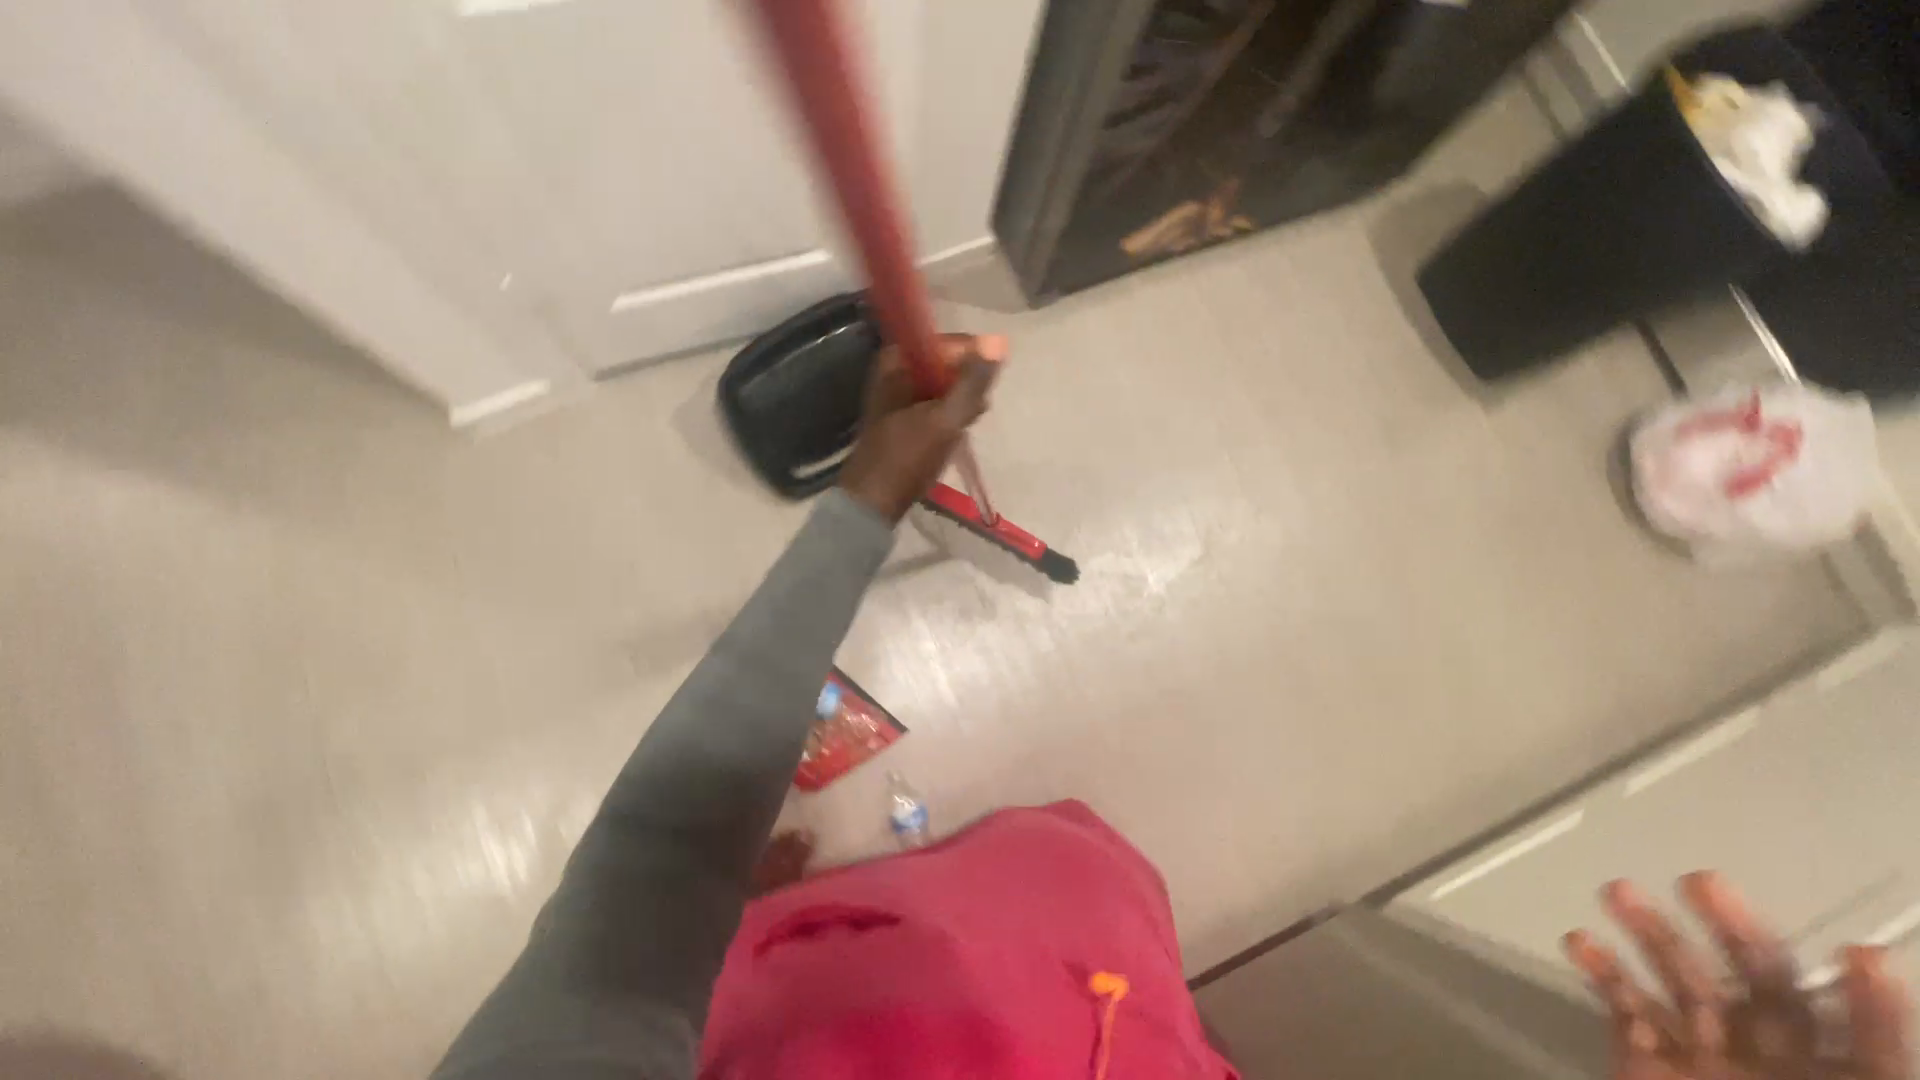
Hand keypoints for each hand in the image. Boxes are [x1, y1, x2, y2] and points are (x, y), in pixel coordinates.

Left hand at [838, 333, 1004, 523]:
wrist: (871, 502)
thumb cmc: (906, 458)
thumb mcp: (945, 418)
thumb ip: (972, 381)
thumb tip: (998, 341)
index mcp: (896, 362)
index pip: (946, 342)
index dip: (972, 357)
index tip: (988, 382)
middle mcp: (893, 373)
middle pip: (943, 364)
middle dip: (967, 382)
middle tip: (979, 406)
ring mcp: (896, 398)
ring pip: (940, 387)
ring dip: (960, 401)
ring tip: (970, 421)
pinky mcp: (900, 421)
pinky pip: (933, 406)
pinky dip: (948, 415)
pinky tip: (959, 432)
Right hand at [1564, 873, 1909, 1079]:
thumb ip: (1875, 1059)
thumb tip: (1870, 975)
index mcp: (1839, 1073)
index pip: (1858, 1030)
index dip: (1864, 1000)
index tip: (1861, 960)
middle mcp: (1777, 1055)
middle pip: (1758, 982)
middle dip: (1730, 931)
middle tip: (1700, 884)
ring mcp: (1706, 1053)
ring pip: (1681, 980)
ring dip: (1651, 933)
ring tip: (1618, 893)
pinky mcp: (1645, 1054)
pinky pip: (1624, 1005)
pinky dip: (1602, 971)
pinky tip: (1581, 943)